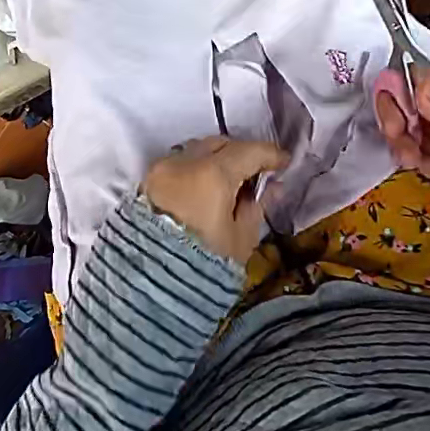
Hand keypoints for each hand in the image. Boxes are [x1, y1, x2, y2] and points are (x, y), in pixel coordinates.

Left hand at [141, 137, 289, 263]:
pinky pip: (177, 164)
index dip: (270, 155)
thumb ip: (256, 205)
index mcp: (212, 174)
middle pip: (219, 144)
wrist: (150, 287)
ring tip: (230, 181)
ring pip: (195, 150)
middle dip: (241, 153)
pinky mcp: (145, 183)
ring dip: (215, 158)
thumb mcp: (240, 240)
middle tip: (257, 172)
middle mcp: (183, 162)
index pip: (248, 151)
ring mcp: (160, 170)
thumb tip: (269, 186)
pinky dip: (195, 168)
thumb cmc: (203, 266)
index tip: (284, 163)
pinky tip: (206, 188)